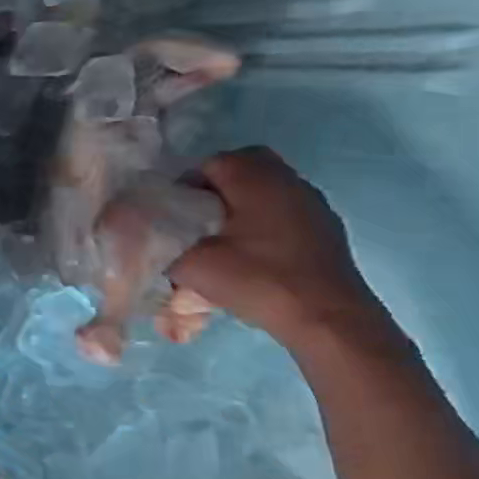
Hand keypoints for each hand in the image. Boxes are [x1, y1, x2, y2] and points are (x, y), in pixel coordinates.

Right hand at [169, 147, 397, 349]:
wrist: (323, 315)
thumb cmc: (256, 280)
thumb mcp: (192, 265)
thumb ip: (166, 244)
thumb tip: (155, 237)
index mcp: (258, 180)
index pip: (213, 162)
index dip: (185, 184)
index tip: (171, 214)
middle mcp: (290, 181)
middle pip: (244, 168)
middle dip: (214, 189)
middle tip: (193, 221)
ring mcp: (312, 204)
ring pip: (265, 191)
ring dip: (238, 207)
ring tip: (216, 240)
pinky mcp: (323, 229)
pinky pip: (281, 212)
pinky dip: (259, 224)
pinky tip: (246, 254)